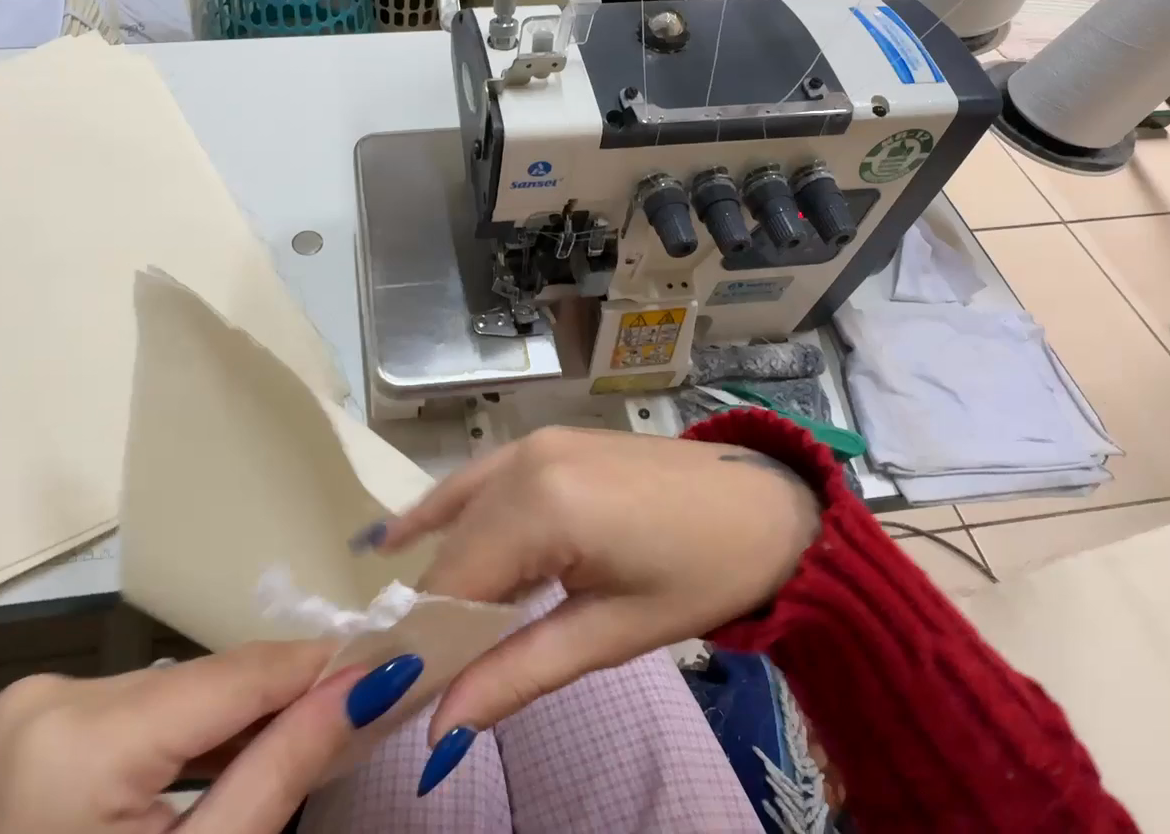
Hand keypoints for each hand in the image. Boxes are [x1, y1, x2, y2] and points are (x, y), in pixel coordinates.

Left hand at [0, 640, 418, 833]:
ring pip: (175, 691)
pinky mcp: (32, 724)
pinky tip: (237, 754)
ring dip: (239, 716)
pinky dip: (189, 733)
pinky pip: (138, 711)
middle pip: (205, 680)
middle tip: (362, 709)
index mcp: (83, 737)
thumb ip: (281, 771)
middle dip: (282, 697)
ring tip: (310, 732)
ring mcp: (34, 706)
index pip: (235, 673)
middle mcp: (53, 695)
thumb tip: (363, 690)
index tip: (390, 663)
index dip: (319, 665)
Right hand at [375, 427, 820, 744]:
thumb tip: (437, 729)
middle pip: (453, 548)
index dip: (423, 639)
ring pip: (461, 514)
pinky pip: (478, 480)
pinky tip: (402, 535)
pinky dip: (446, 511)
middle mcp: (523, 462)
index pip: (454, 582)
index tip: (400, 692)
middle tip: (418, 674)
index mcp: (541, 506)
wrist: (769, 508)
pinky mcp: (543, 440)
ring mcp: (531, 443)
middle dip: (435, 610)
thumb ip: (518, 673)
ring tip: (423, 629)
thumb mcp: (612, 634)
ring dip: (444, 568)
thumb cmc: (703, 576)